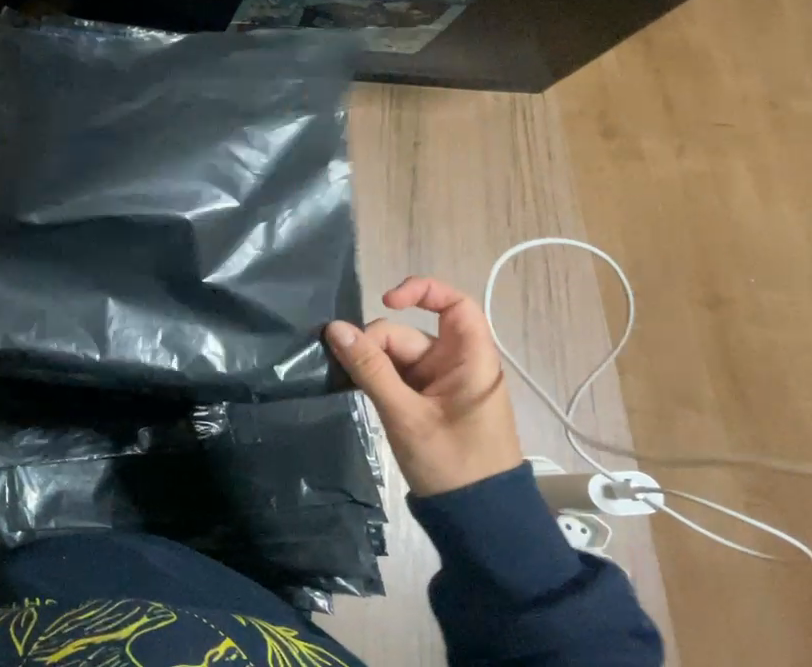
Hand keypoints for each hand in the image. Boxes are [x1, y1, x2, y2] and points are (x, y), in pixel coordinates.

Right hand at [326, 277, 523, 496]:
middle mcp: (457, 366)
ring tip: (349, 383)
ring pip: (396, 355)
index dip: (422, 291)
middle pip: (408, 333)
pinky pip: (395, 375)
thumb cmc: (453, 464)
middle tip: (350, 370)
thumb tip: (334, 328)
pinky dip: (375, 378)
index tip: (385, 302)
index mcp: (471, 362)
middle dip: (375, 344)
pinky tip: (356, 388)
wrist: (477, 520)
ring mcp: (441, 385)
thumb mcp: (406, 415)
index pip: (455, 305)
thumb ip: (370, 369)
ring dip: (371, 364)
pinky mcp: (427, 402)